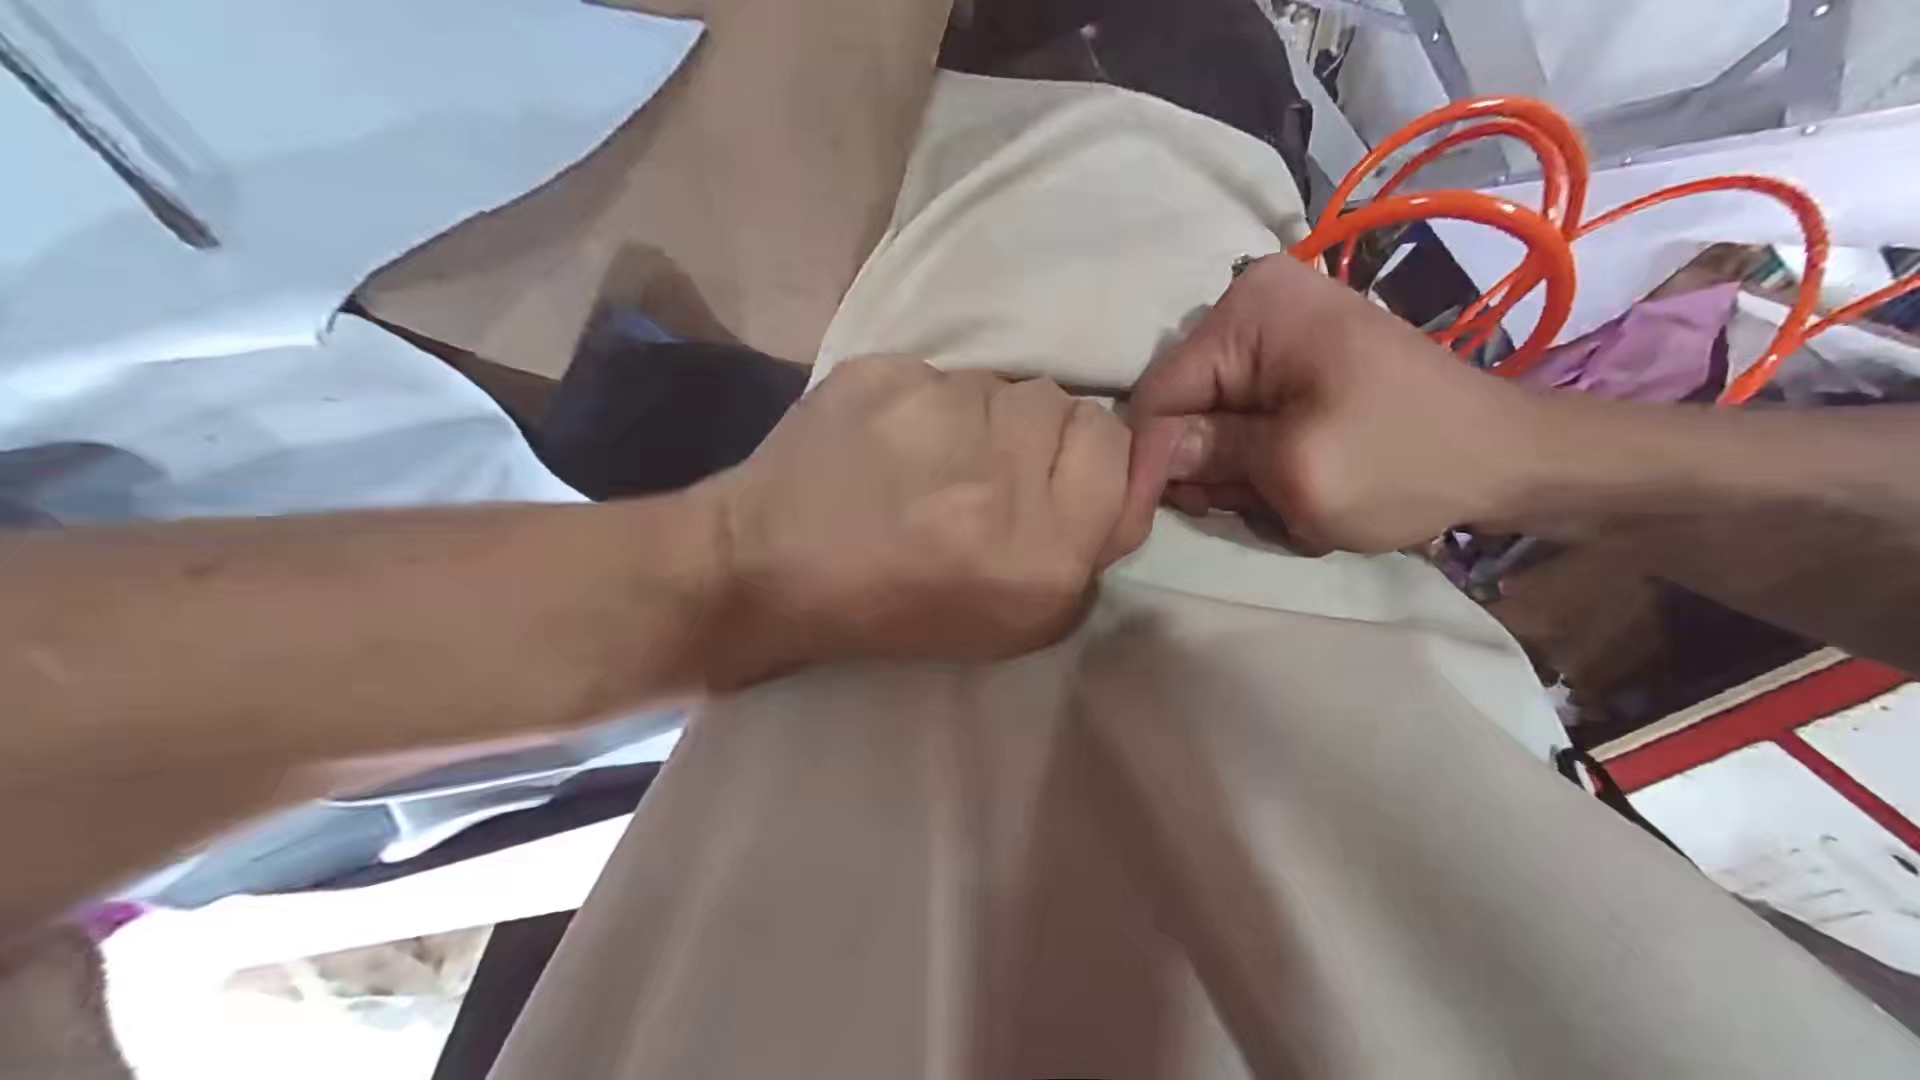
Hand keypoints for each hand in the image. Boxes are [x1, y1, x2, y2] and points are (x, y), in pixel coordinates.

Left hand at [706, 357, 1158, 672]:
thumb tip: (1118, 479)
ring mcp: (938, 414)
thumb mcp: (1017, 622)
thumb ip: (1086, 550)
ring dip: (978, 419)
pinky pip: (939, 374)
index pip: (1115, 445)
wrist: (773, 573)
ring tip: (925, 463)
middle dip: (1035, 437)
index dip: (1086, 461)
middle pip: (1063, 404)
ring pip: (1000, 384)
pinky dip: (926, 403)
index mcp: (1045, 549)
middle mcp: (1004, 474)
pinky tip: (886, 444)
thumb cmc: (899, 611)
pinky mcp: (884, 376)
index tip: (1049, 481)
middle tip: (981, 475)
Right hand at [1128, 255, 1545, 552]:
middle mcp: (1252, 303)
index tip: (1176, 514)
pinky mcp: (1291, 359)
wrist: (1508, 460)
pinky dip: (1255, 460)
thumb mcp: (1296, 471)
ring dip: (1233, 469)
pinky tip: (1291, 476)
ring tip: (1282, 492)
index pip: (1158, 396)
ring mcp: (1273, 331)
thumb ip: (1209, 455)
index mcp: (1251, 310)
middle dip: (1205, 465)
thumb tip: (1145, 457)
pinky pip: (1238, 418)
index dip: (1155, 462)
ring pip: (1207, 419)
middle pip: (1182, 406)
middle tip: (1254, 501)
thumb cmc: (1407, 461)